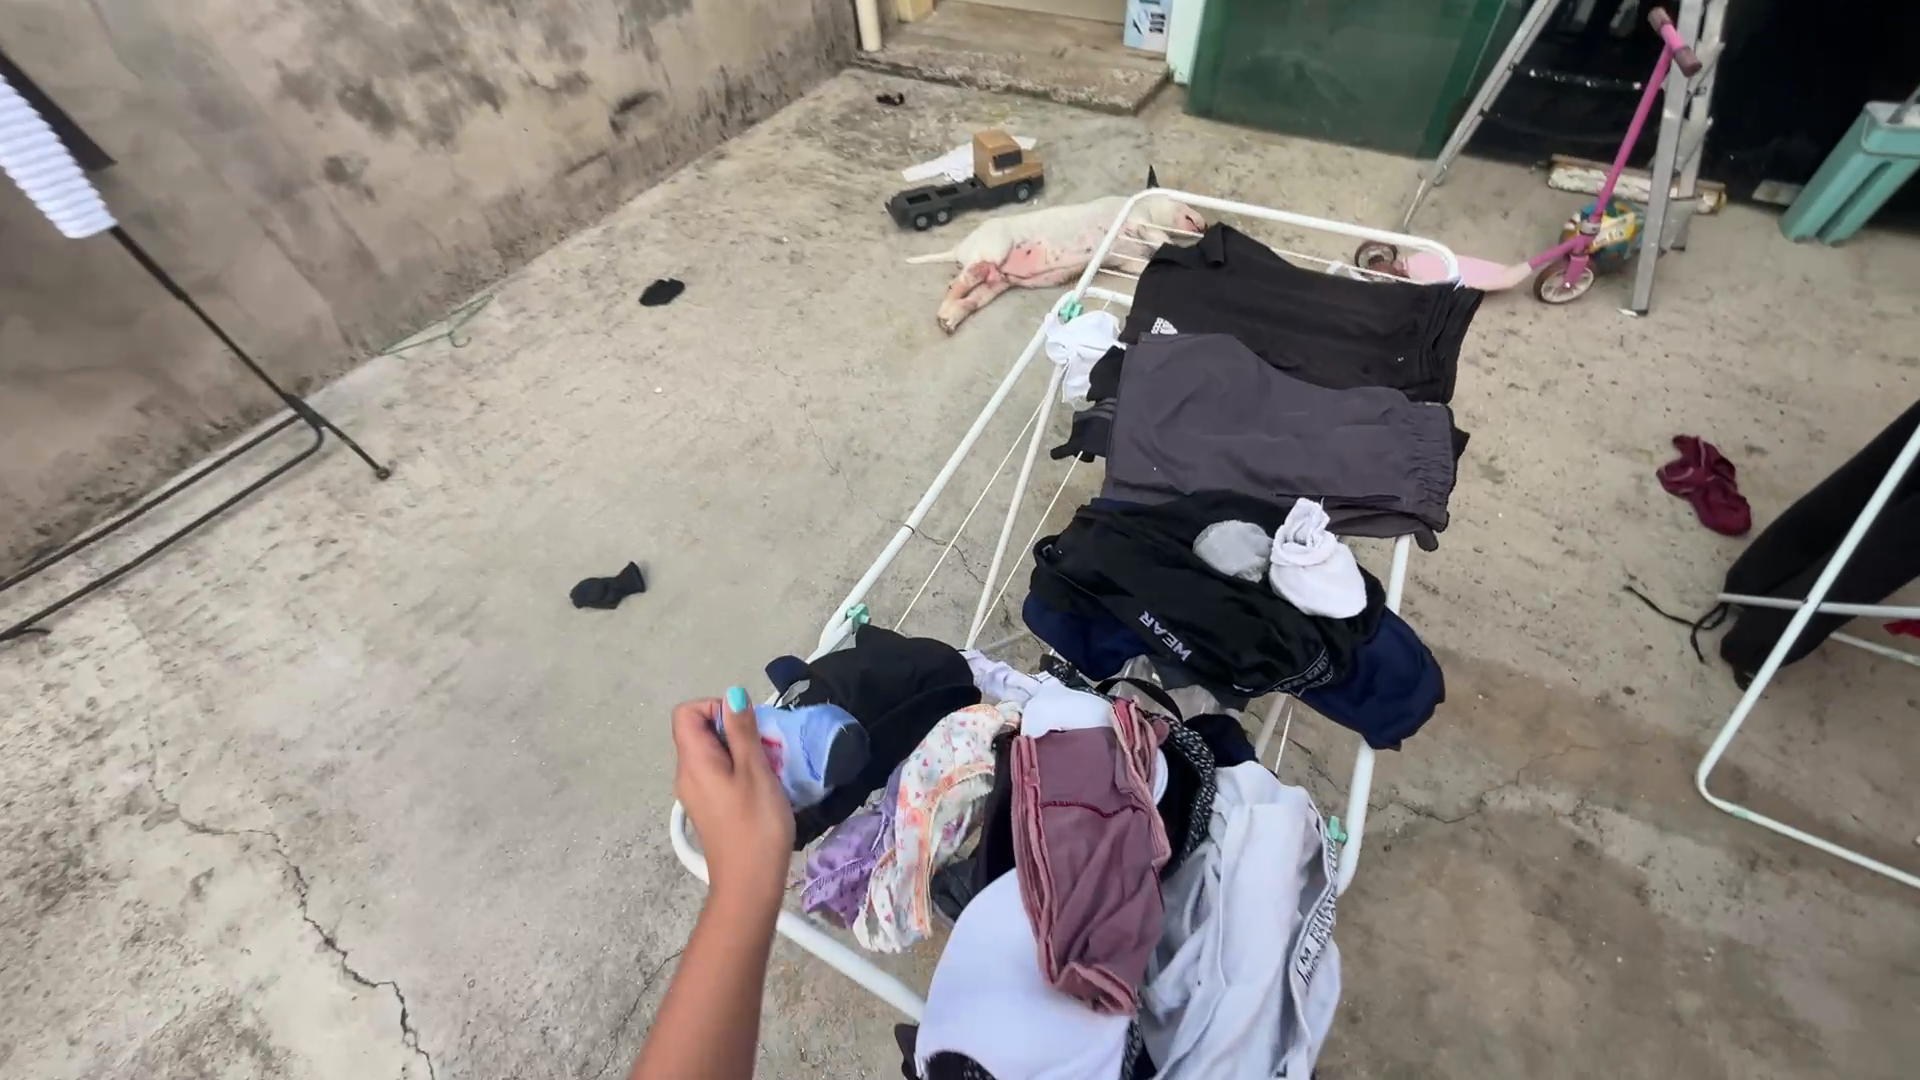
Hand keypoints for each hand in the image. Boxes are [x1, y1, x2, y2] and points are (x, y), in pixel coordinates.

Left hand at [671, 691, 795, 911]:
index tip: (745, 725)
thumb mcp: (755, 770)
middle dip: (736, 728)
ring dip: (743, 749)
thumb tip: (732, 696)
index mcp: (694, 761)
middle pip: (701, 731)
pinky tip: (763, 785)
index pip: (687, 712)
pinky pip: (720, 772)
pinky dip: (741, 768)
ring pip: (715, 752)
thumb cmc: (756, 824)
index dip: (716, 708)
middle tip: (766, 746)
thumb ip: (742, 731)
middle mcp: (687, 774)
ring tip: (769, 766)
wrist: (750, 884)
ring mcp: (697, 792)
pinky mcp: (710, 806)